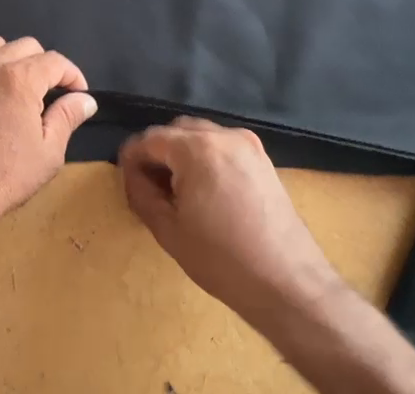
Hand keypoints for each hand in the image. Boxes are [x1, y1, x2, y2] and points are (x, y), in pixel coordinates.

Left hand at [0, 36, 96, 240]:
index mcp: (21, 79)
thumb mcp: (49, 152)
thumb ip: (67, 117)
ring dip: (7, 59)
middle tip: (46, 95)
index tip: (77, 94)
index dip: (73, 76)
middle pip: (26, 46)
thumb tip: (86, 99)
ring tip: (11, 87)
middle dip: (43, 66)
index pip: (56, 61)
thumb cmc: (6, 177)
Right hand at [119, 118, 344, 326]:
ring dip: (182, 154)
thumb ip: (141, 193)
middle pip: (176, 131)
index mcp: (197, 148)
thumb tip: (132, 173)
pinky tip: (205, 191)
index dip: (132, 157)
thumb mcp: (168, 230)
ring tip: (178, 190)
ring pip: (201, 135)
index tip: (125, 178)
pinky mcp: (263, 159)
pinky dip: (206, 158)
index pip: (149, 138)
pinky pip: (222, 146)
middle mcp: (223, 135)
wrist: (288, 284)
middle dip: (158, 152)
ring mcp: (248, 145)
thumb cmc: (222, 259)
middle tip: (150, 185)